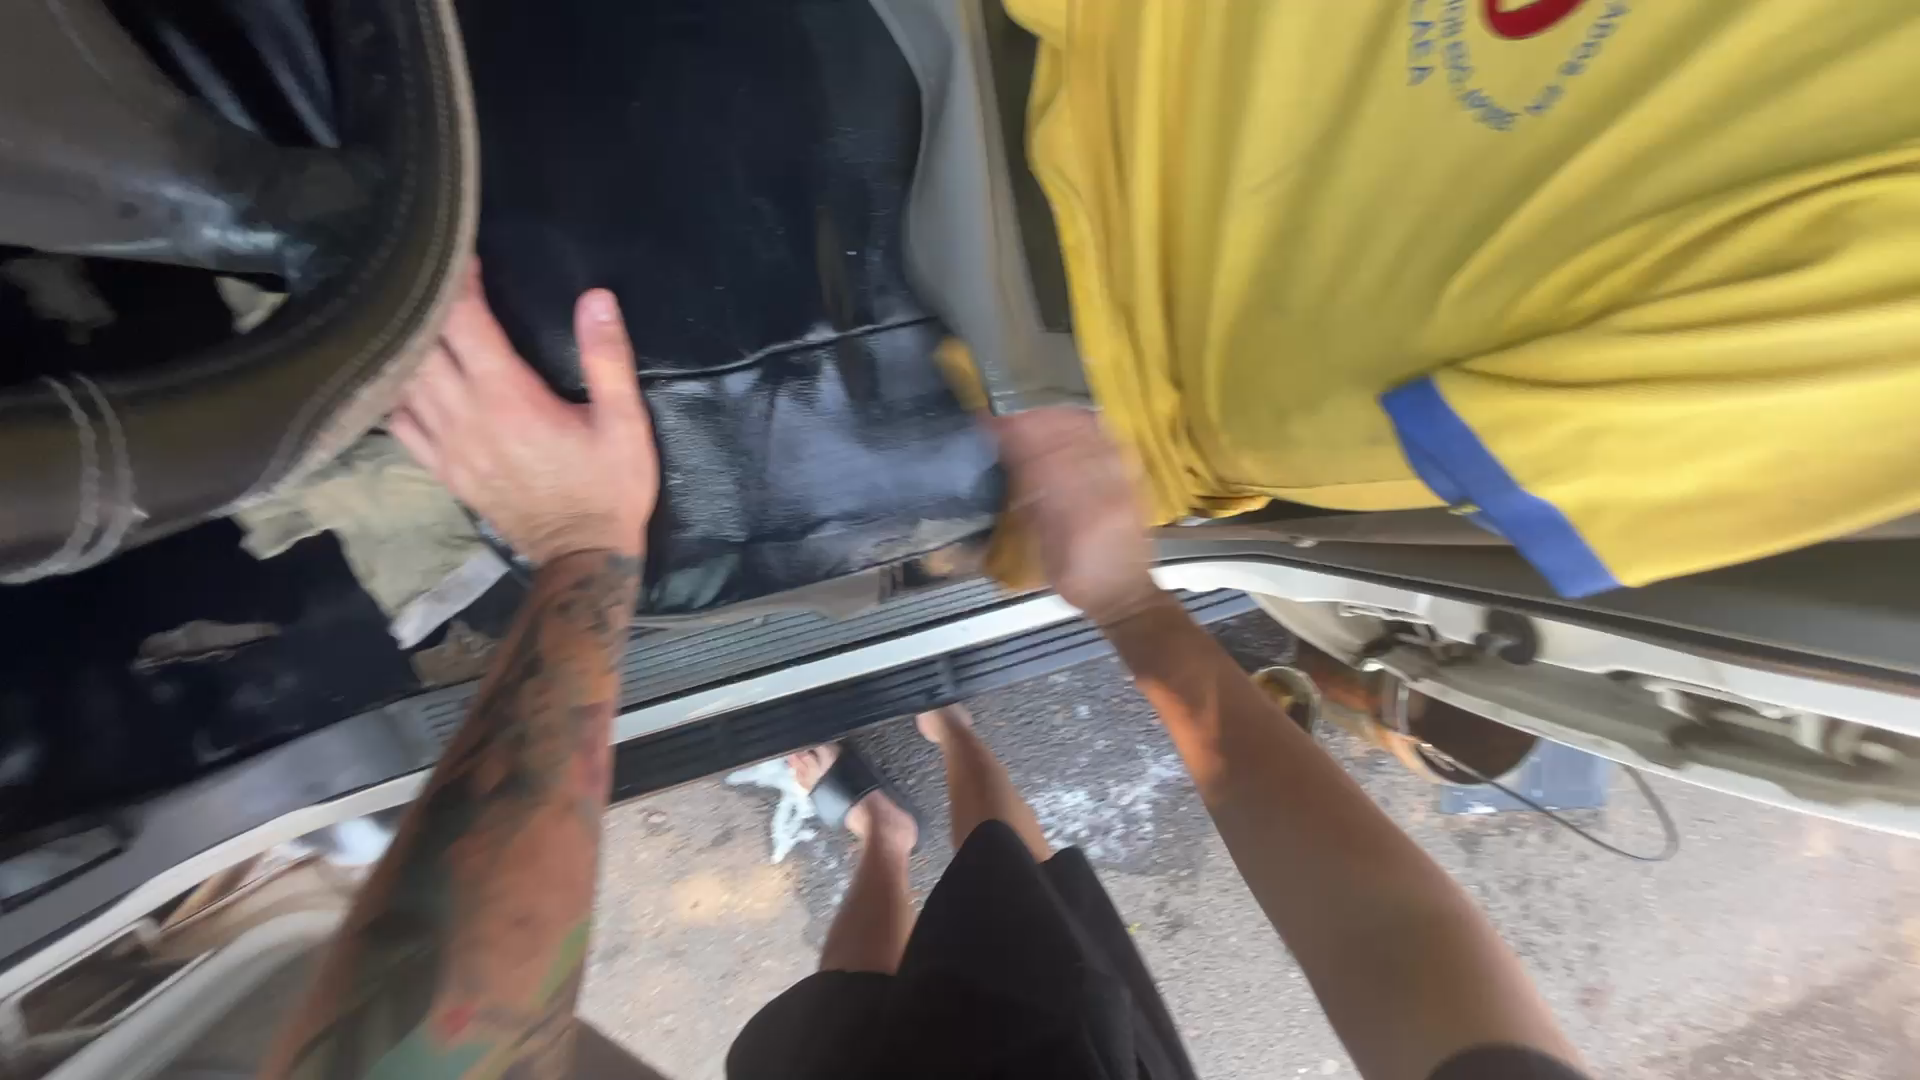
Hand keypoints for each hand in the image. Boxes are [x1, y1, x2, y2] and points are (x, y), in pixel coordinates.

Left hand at [390, 269, 658, 565]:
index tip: (463, 251)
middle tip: (432, 274)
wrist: (584, 554)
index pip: (464, 320)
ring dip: (404, 343)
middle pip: (423, 342)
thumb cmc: (611, 488)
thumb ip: (608, 361)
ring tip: (412, 317)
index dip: (457, 279)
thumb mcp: (626, 425)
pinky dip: (392, 392)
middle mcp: (465, 415)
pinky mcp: (444, 469)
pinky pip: (397, 422)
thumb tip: (597, 300)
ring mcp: (447, 445)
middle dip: (425, 303)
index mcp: (509, 398)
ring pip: (402, 378)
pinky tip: (398, 377)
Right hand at [992, 406, 1164, 624]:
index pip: (1041, 467)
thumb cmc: (1080, 582)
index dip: (1017, 442)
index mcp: (1074, 520)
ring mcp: (1122, 489)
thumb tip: (1016, 471)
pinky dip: (1092, 428)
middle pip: (1067, 447)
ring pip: (1091, 441)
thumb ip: (1033, 512)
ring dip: (1063, 420)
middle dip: (1037, 424)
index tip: (998, 426)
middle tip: (1014, 414)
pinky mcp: (1134, 485)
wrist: (1125, 594)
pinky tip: (1078, 416)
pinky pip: (1113, 447)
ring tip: (1040, 410)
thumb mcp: (1046, 553)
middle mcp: (1101, 498)